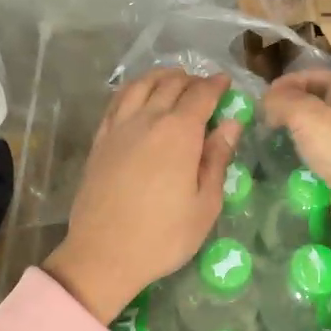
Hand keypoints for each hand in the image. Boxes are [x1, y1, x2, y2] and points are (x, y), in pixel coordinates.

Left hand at [44, 68, 242, 321]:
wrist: (103, 254)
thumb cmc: (163, 236)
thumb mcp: (205, 204)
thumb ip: (217, 159)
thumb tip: (231, 124)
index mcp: (179, 132)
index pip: (201, 95)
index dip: (216, 85)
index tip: (226, 83)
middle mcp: (148, 119)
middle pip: (171, 84)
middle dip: (191, 79)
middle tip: (204, 85)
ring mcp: (119, 127)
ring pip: (141, 86)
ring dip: (160, 77)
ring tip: (173, 80)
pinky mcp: (100, 140)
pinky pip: (117, 101)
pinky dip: (133, 90)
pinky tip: (138, 96)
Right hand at [263, 68, 330, 230]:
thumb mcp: (305, 114)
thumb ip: (281, 101)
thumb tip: (266, 101)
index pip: (308, 75)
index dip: (283, 84)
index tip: (262, 101)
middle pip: (311, 99)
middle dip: (287, 107)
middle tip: (264, 119)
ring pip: (314, 123)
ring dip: (294, 128)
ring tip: (272, 136)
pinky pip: (320, 146)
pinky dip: (304, 147)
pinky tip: (289, 153)